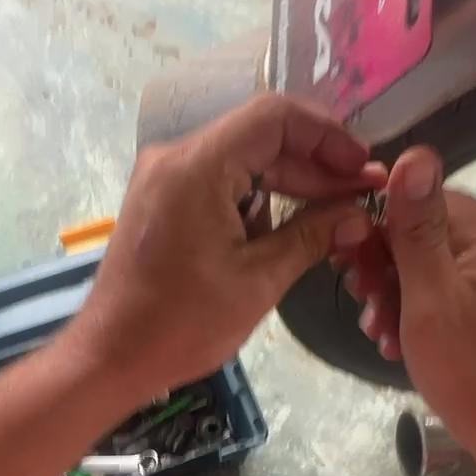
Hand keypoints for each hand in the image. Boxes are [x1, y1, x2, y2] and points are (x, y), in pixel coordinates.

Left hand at [63, 95, 383, 394]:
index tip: (363, 169)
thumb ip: (311, 237)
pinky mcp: (161, 204)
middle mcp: (175, 158)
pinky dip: (254, 204)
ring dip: (286, 188)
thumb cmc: (181, 326)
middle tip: (360, 198)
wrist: (112, 358)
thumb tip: (360, 214)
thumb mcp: (257, 282)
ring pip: (240, 164)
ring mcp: (164, 180)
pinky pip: (218, 186)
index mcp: (197, 167)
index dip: (328, 137)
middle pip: (259, 139)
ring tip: (330, 220)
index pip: (276, 117)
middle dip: (313, 167)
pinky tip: (284, 233)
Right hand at [338, 147, 475, 442]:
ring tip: (378, 333)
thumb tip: (412, 152)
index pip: (423, 204)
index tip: (346, 265)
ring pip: (427, 273)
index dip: (378, 231)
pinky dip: (414, 318)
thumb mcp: (431, 295)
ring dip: (393, 299)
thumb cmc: (471, 368)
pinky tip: (396, 345)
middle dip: (383, 271)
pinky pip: (442, 300)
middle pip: (423, 238)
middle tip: (363, 306)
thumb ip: (416, 229)